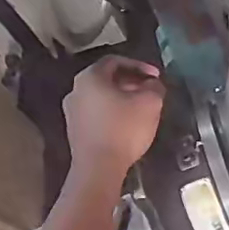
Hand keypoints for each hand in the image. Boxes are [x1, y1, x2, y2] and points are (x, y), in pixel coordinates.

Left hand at [63, 56, 164, 178]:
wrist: (98, 168)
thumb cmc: (124, 129)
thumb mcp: (150, 103)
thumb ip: (154, 87)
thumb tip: (153, 84)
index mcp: (90, 77)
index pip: (115, 61)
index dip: (139, 65)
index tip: (156, 76)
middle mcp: (76, 90)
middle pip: (107, 78)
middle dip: (132, 82)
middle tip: (150, 91)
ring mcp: (72, 111)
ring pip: (102, 97)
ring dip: (123, 98)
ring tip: (142, 108)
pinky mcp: (75, 131)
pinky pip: (97, 113)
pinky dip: (113, 113)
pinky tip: (128, 125)